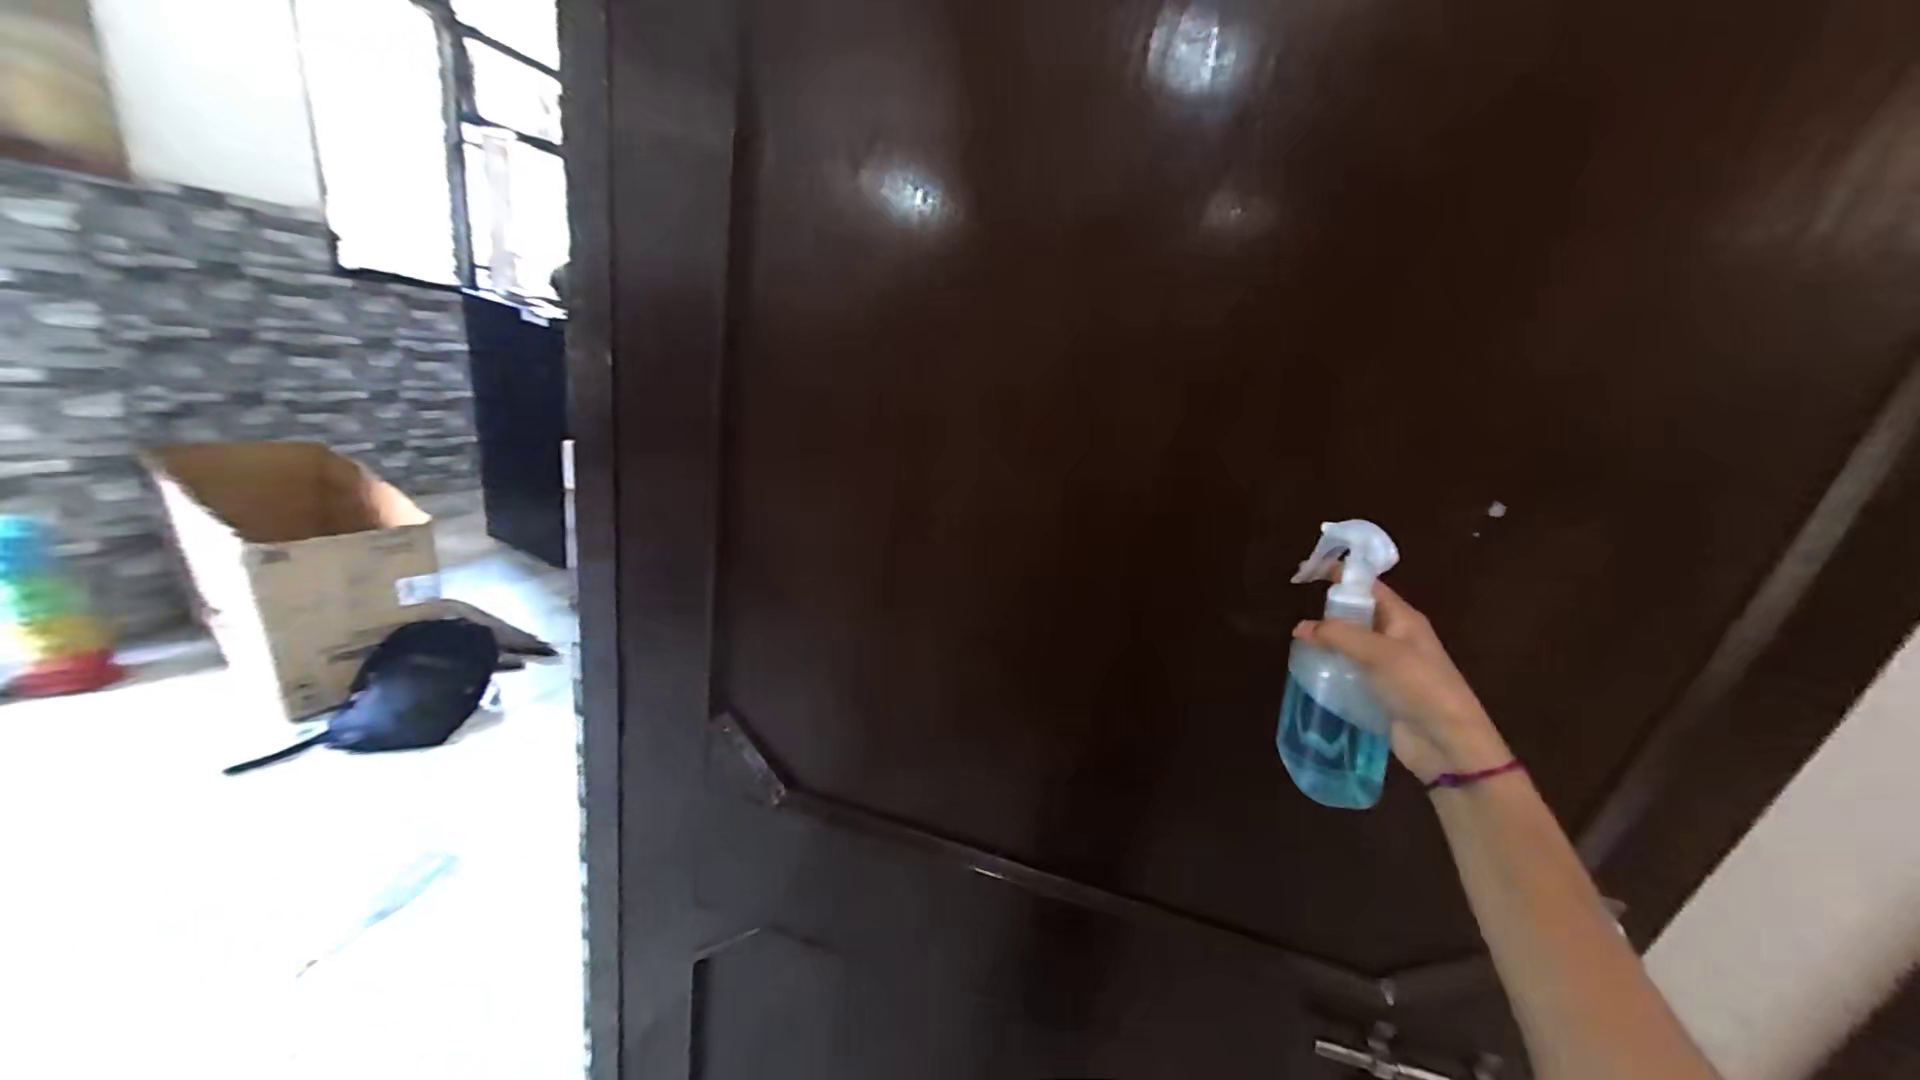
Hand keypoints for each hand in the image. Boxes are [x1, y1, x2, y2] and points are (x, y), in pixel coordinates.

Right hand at [1292, 576, 1510, 783]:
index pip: (1368, 585)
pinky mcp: (1378, 689)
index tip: (1306, 574)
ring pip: (1349, 642)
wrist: (1448, 744)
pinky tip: (1311, 671)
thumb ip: (1339, 635)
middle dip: (1328, 610)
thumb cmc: (1421, 688)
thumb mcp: (1380, 653)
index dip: (1340, 574)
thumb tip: (1300, 627)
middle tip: (1296, 614)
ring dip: (1326, 641)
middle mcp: (1395, 637)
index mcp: (1403, 619)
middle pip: (1356, 613)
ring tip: (1297, 644)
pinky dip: (1330, 666)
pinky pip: (1348, 669)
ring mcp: (1387, 665)